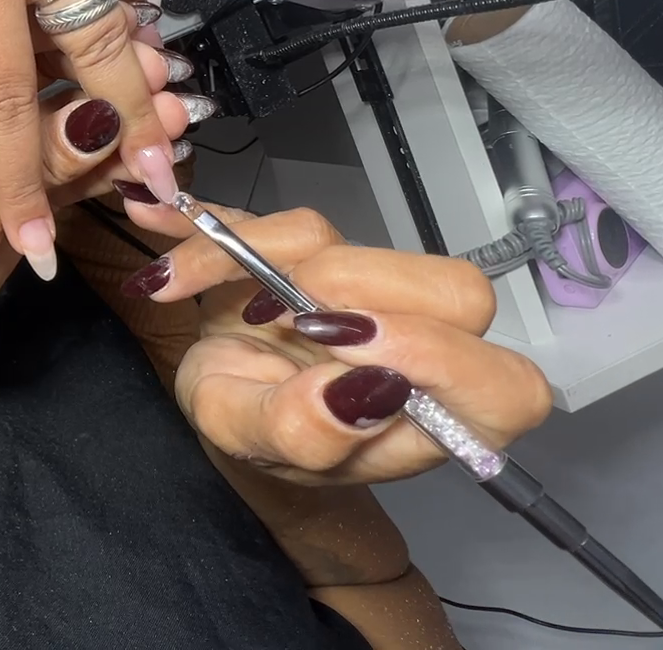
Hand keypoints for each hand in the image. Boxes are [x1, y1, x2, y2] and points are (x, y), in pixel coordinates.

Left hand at [0, 43, 192, 355]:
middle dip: (111, 84)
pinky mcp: (28, 190)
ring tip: (174, 124)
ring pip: (72, 130)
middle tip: (166, 81)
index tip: (135, 44)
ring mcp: (7, 151)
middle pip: (55, 85)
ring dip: (120, 130)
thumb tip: (106, 115)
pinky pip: (75, 172)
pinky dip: (111, 169)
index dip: (77, 44)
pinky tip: (154, 162)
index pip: (16, 51)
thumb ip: (39, 162)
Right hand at [112, 200, 553, 485]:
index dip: (431, 354)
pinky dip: (211, 229)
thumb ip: (300, 433)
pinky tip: (162, 242)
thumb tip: (351, 394)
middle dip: (352, 286)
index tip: (335, 344)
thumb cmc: (248, 430)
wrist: (216, 388)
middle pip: (451, 289)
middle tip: (274, 311)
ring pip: (346, 239)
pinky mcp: (316, 247)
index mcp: (437, 416)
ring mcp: (369, 284)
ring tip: (184, 284)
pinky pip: (273, 220)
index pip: (501, 384)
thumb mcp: (253, 442)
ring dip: (253, 253)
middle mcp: (421, 342)